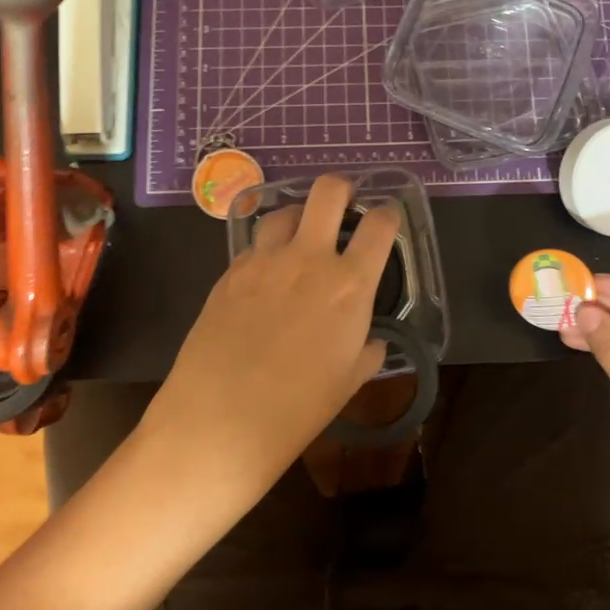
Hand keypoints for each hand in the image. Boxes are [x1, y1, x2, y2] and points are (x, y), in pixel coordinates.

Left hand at [143, 174, 395, 495]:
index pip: (380, 224)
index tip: (386, 221)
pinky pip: (253, 246)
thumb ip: (367, 349)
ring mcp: (264, 261)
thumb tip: (371, 339)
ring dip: (298, 219)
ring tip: (300, 240)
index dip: (388, 215)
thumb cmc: (298, 408)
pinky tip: (266, 278)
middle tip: (343, 208)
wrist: (221, 419)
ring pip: (283, 212)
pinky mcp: (229, 272)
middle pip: (328, 191)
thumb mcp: (350, 381)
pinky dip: (266, 252)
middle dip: (341, 189)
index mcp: (349, 284)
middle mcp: (309, 259)